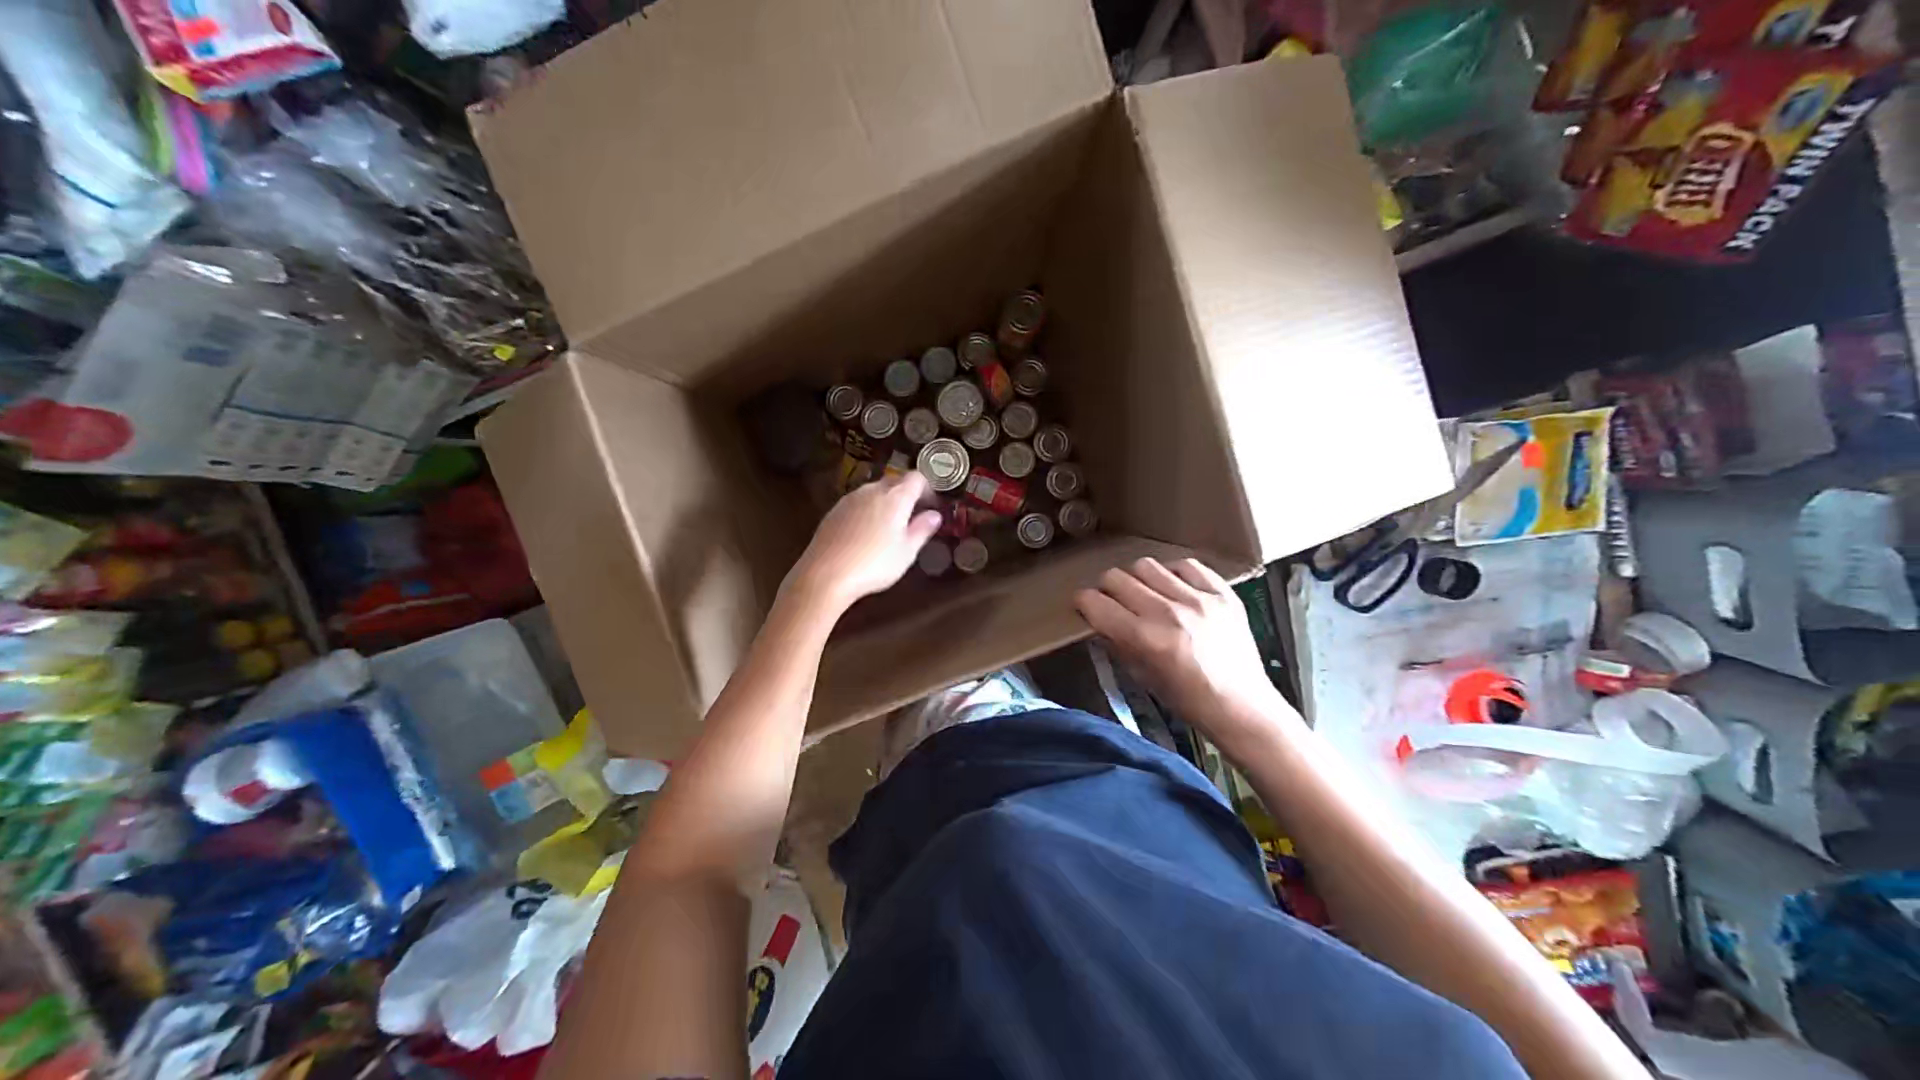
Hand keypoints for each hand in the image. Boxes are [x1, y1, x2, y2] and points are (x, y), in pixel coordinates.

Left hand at [786, 471, 942, 612]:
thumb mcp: (907, 551)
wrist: (826, 574)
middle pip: (895, 481)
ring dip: (886, 503)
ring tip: (889, 528)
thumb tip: (935, 515)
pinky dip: (867, 511)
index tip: (931, 508)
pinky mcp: (833, 510)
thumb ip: (923, 529)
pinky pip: (858, 503)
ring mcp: (850, 498)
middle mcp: (872, 490)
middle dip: (907, 495)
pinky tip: (865, 535)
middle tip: (913, 518)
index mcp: (895, 496)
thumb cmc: (874, 563)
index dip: (928, 490)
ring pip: (875, 491)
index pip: (917, 478)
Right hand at [1075, 557, 1294, 743]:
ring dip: (1138, 578)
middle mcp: (1168, 613)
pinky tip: (1175, 587)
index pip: (1096, 603)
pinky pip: (1187, 564)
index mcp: (1145, 639)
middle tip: (1113, 601)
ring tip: (1146, 593)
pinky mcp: (1223, 594)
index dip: (1083, 603)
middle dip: (1106, 589)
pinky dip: (1174, 573)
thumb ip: (1118, 644)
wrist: (1241, 707)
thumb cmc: (1188, 700)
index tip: (1085, 606)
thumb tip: (1100, 620)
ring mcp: (1198, 599)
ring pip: (1147, 565)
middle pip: (1117, 577)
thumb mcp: (1142, 677)